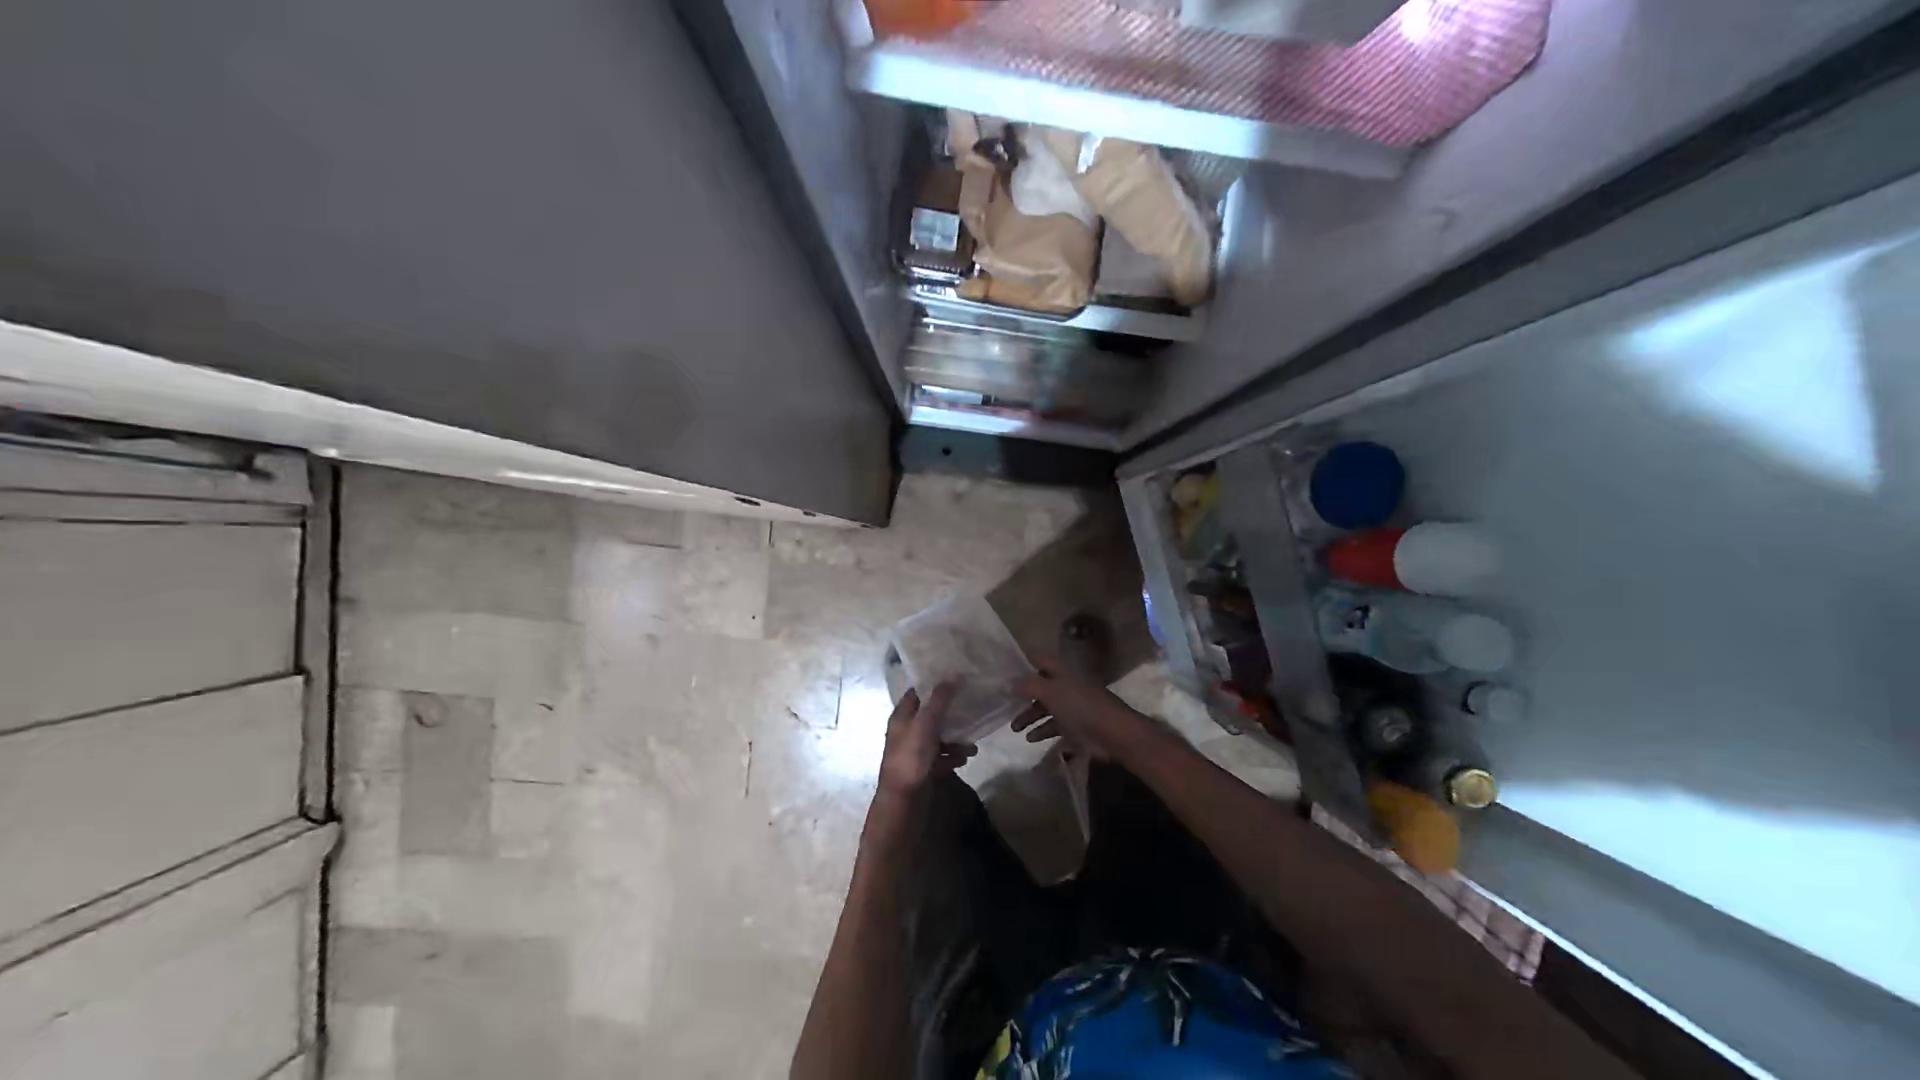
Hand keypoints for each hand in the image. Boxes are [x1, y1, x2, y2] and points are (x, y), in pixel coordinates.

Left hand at [877, 683, 975, 794]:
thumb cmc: (911, 757)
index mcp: (902, 717)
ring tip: (972, 746)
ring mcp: (915, 751)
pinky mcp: (923, 768)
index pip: (917, 693)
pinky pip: (941, 758)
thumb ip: (939, 701)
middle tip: (970, 710)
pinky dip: (953, 757)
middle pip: (931, 716)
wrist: (904, 800)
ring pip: (939, 738)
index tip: (955, 679)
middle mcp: (907, 731)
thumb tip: (951, 678)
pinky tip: (964, 759)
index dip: (934, 685)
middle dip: (951, 715)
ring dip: (956, 740)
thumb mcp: (925, 724)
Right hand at [1010, 660, 1158, 761]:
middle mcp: (1067, 687)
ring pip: (1047, 710)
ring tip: (1015, 729)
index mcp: (1063, 673)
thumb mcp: (1051, 691)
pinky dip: (1043, 732)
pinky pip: (1056, 728)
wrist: (1112, 733)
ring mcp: (1073, 708)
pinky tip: (1031, 739)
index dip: (1025, 664)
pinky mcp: (1077, 728)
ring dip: (1030, 718)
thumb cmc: (1080, 706)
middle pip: (1041, 689)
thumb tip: (1008, 683)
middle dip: (1024, 699)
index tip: (1006, 672)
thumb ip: (1028, 685)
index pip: (1041, 661)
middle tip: (1006, 708)